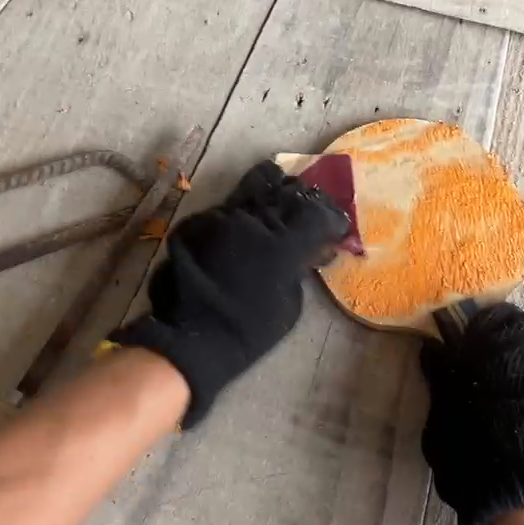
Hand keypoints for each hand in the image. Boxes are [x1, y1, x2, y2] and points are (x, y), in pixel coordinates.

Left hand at [110, 162, 348, 425]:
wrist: (188, 338)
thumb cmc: (248, 330)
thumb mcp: (290, 304)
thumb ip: (300, 269)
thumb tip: (309, 252)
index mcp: (284, 244)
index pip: (319, 212)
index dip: (332, 217)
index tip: (336, 226)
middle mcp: (256, 220)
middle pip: (289, 189)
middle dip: (304, 197)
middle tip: (308, 207)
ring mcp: (223, 215)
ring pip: (256, 186)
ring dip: (272, 191)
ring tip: (277, 198)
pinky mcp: (198, 220)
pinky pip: (227, 207)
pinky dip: (240, 214)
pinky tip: (240, 226)